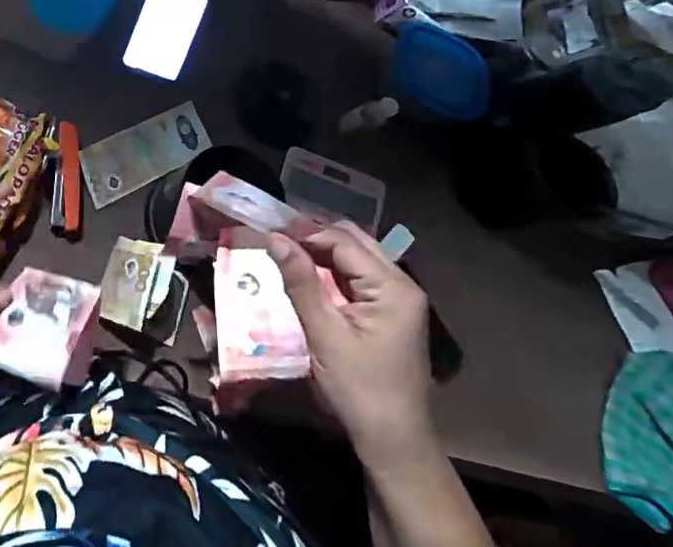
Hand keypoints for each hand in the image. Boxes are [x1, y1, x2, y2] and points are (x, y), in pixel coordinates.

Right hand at [268, 222, 433, 463]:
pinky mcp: (390, 311)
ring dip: (322, 251)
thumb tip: (275, 238)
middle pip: (354, 241)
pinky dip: (332, 269)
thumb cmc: (360, 389)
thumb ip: (301, 282)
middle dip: (315, 235)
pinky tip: (307, 273)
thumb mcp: (325, 334)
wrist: (394, 441)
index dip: (306, 232)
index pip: (344, 241)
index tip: (270, 231)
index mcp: (393, 287)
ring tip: (286, 251)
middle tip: (277, 238)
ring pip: (356, 256)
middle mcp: (401, 284)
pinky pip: (358, 276)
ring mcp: (398, 298)